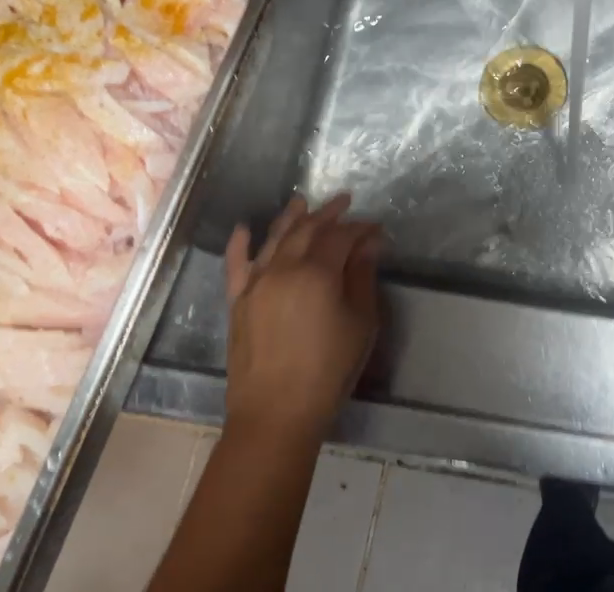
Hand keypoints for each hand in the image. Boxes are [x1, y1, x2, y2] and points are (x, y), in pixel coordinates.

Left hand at [223, 194, 380, 441]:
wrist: (276, 412)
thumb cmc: (328, 369)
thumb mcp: (361, 323)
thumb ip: (362, 278)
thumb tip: (368, 245)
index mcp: (317, 273)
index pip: (342, 237)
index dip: (361, 229)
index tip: (376, 228)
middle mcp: (284, 269)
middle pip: (307, 230)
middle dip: (328, 214)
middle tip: (344, 203)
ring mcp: (256, 283)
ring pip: (274, 239)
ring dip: (291, 218)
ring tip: (302, 202)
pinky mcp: (238, 301)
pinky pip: (236, 265)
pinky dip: (239, 243)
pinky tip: (243, 228)